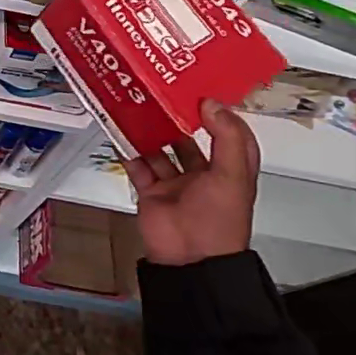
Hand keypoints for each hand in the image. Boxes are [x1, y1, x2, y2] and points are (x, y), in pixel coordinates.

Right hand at [123, 98, 259, 266]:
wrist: (189, 260)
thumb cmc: (219, 222)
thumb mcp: (233, 175)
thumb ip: (226, 136)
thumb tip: (212, 104)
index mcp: (229, 171)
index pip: (229, 135)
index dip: (220, 115)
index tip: (204, 94)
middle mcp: (202, 176)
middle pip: (189, 139)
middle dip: (176, 119)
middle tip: (162, 94)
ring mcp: (175, 184)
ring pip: (160, 150)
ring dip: (151, 132)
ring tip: (140, 109)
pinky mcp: (152, 193)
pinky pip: (138, 167)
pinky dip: (129, 151)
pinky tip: (122, 133)